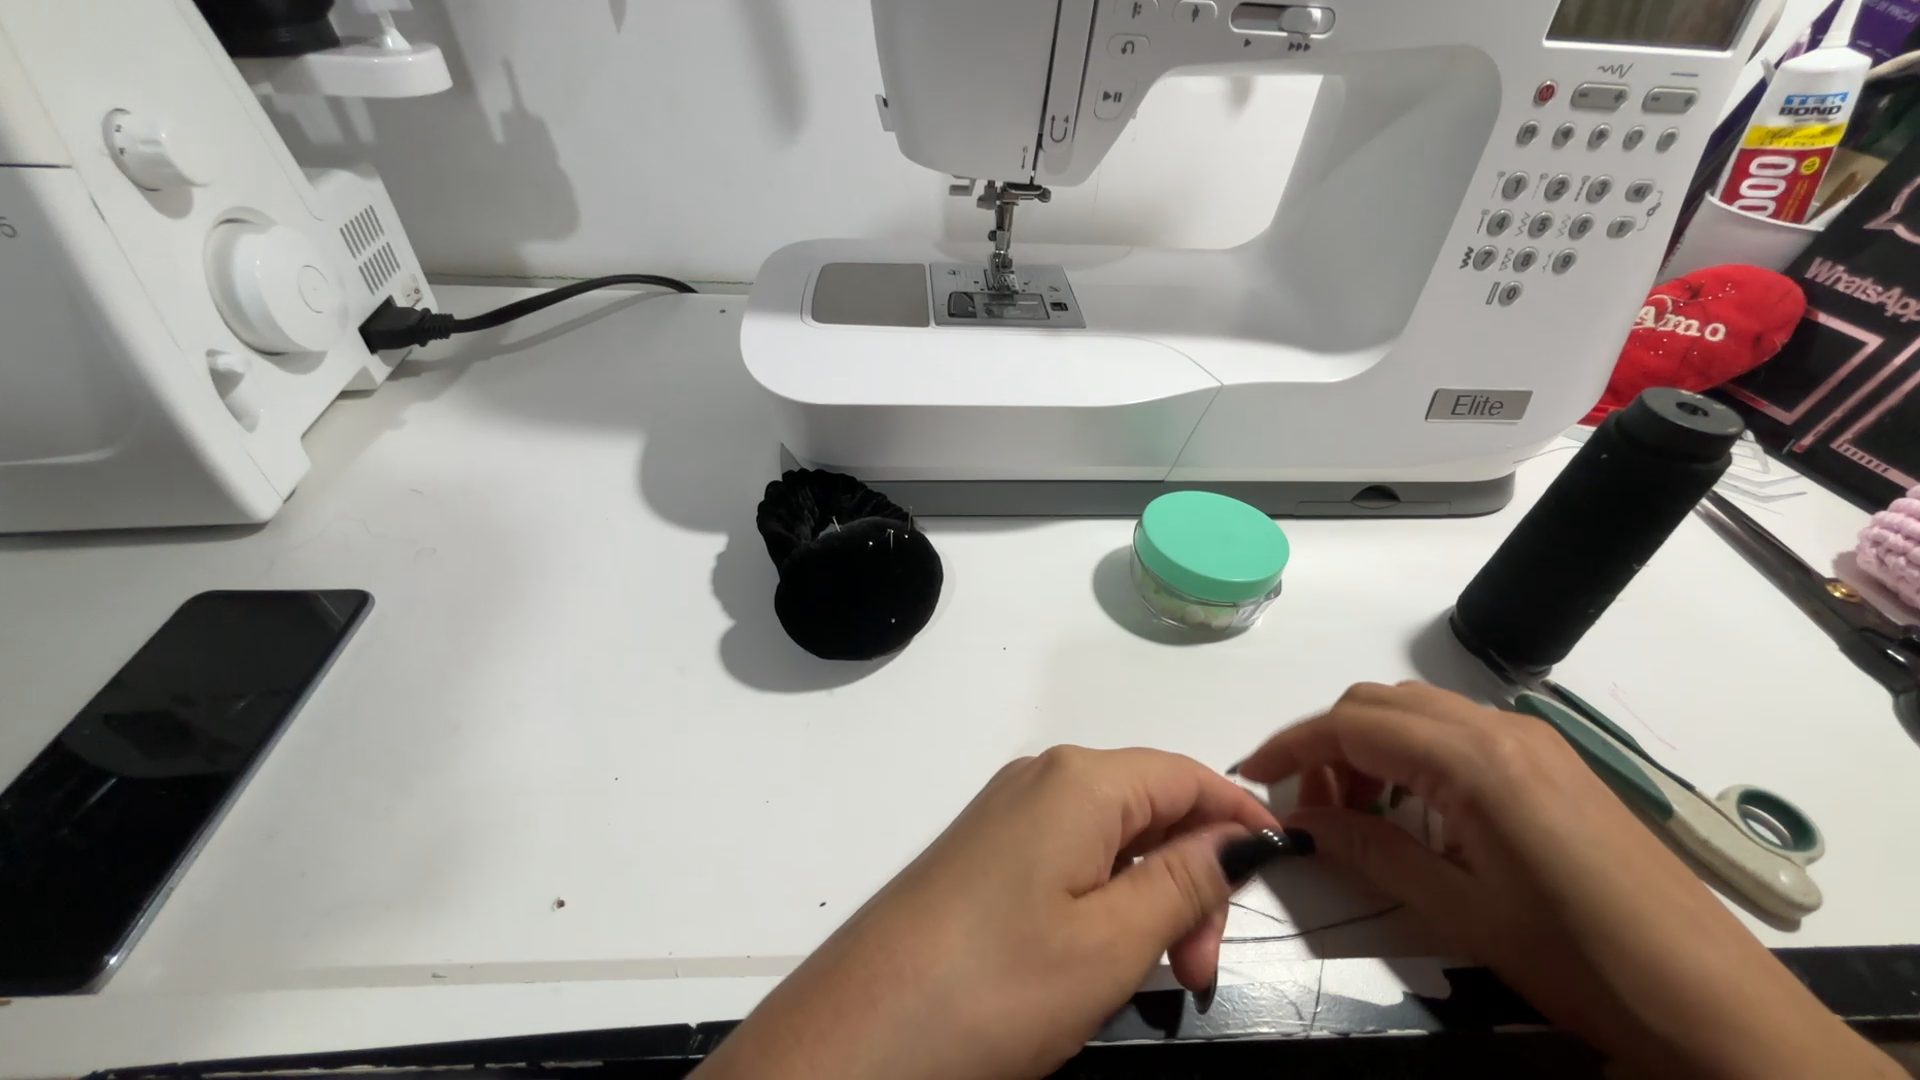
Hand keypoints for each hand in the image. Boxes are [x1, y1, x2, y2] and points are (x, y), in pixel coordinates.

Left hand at [692, 747, 1278, 1079]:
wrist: (859, 1032)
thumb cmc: (998, 982)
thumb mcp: (1112, 941)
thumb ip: (1185, 880)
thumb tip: (1240, 834)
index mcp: (1078, 780)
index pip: (1184, 774)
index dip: (1238, 814)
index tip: (1282, 868)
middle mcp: (1040, 779)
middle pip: (1148, 807)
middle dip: (1191, 878)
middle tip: (1195, 971)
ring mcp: (1005, 815)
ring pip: (1110, 837)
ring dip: (1149, 897)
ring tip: (1154, 976)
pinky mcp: (983, 853)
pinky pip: (1069, 856)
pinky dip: (1105, 899)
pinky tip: (1100, 955)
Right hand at [1236, 681, 1899, 1079]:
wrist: (1717, 1008)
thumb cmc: (1578, 959)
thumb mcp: (1457, 910)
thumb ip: (1369, 850)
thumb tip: (1301, 822)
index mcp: (1472, 759)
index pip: (1351, 725)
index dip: (1291, 745)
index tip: (1250, 774)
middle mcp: (1498, 728)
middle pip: (1377, 703)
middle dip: (1327, 744)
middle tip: (1310, 806)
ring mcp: (1531, 739)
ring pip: (1414, 711)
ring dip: (1368, 745)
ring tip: (1357, 812)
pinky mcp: (1551, 760)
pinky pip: (1455, 731)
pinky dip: (1411, 754)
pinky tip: (1415, 810)